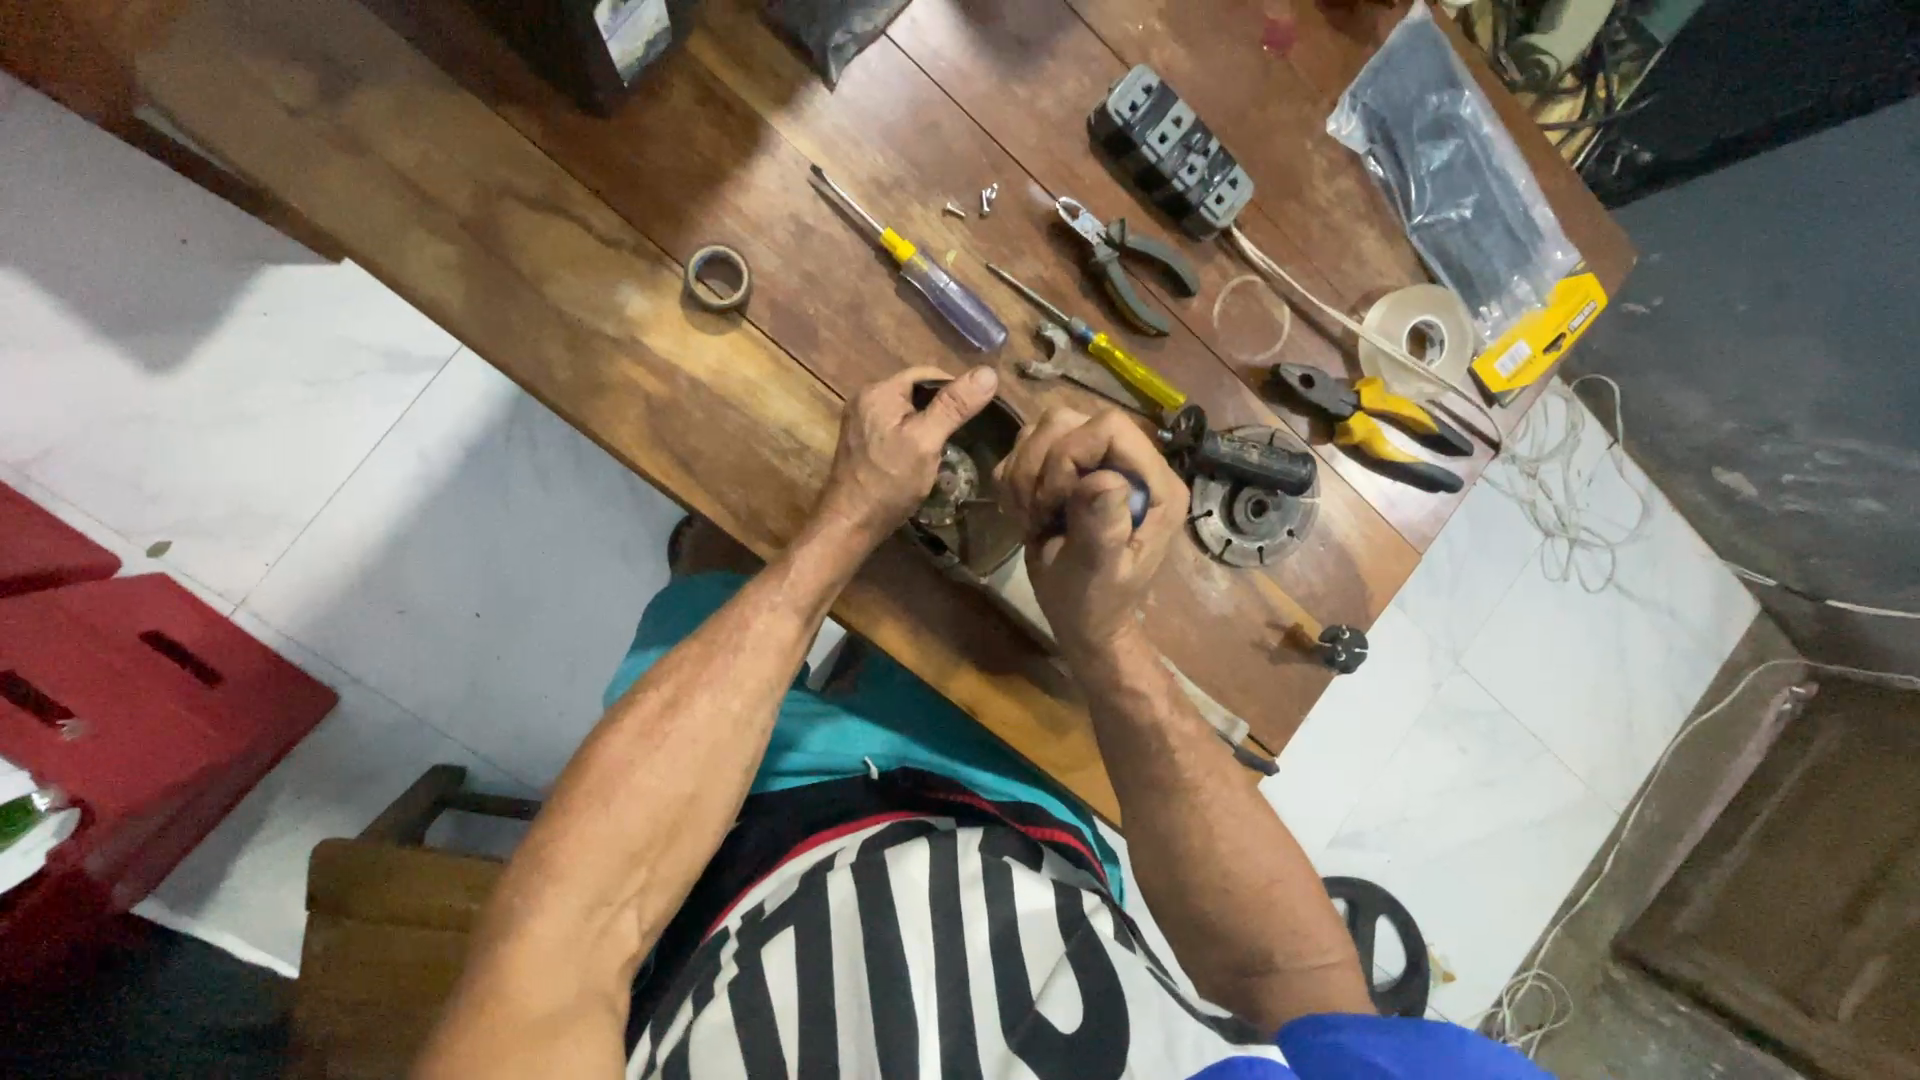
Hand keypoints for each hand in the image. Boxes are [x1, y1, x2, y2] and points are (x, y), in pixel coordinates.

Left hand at [814, 365, 999, 546]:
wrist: (851, 522)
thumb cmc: (890, 482)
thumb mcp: (926, 441)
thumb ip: (954, 406)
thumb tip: (989, 372)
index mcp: (879, 391)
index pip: (927, 374)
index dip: (955, 389)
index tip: (977, 412)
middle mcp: (865, 398)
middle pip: (915, 391)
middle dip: (941, 408)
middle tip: (966, 431)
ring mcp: (860, 420)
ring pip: (906, 410)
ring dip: (928, 422)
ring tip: (948, 443)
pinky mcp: (860, 440)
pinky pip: (894, 426)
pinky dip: (912, 434)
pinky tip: (924, 454)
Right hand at [993, 407, 1187, 657]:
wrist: (1081, 620)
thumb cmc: (1095, 602)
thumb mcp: (1099, 572)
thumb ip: (1104, 526)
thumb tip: (1103, 479)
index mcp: (1156, 484)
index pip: (1110, 426)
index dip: (1070, 453)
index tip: (1055, 501)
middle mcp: (1131, 463)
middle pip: (1069, 420)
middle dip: (1039, 465)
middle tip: (1038, 512)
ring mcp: (1097, 462)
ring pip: (1044, 428)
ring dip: (1023, 473)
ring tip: (1031, 515)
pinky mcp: (1069, 469)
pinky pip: (1028, 446)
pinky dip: (1014, 477)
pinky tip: (1024, 512)